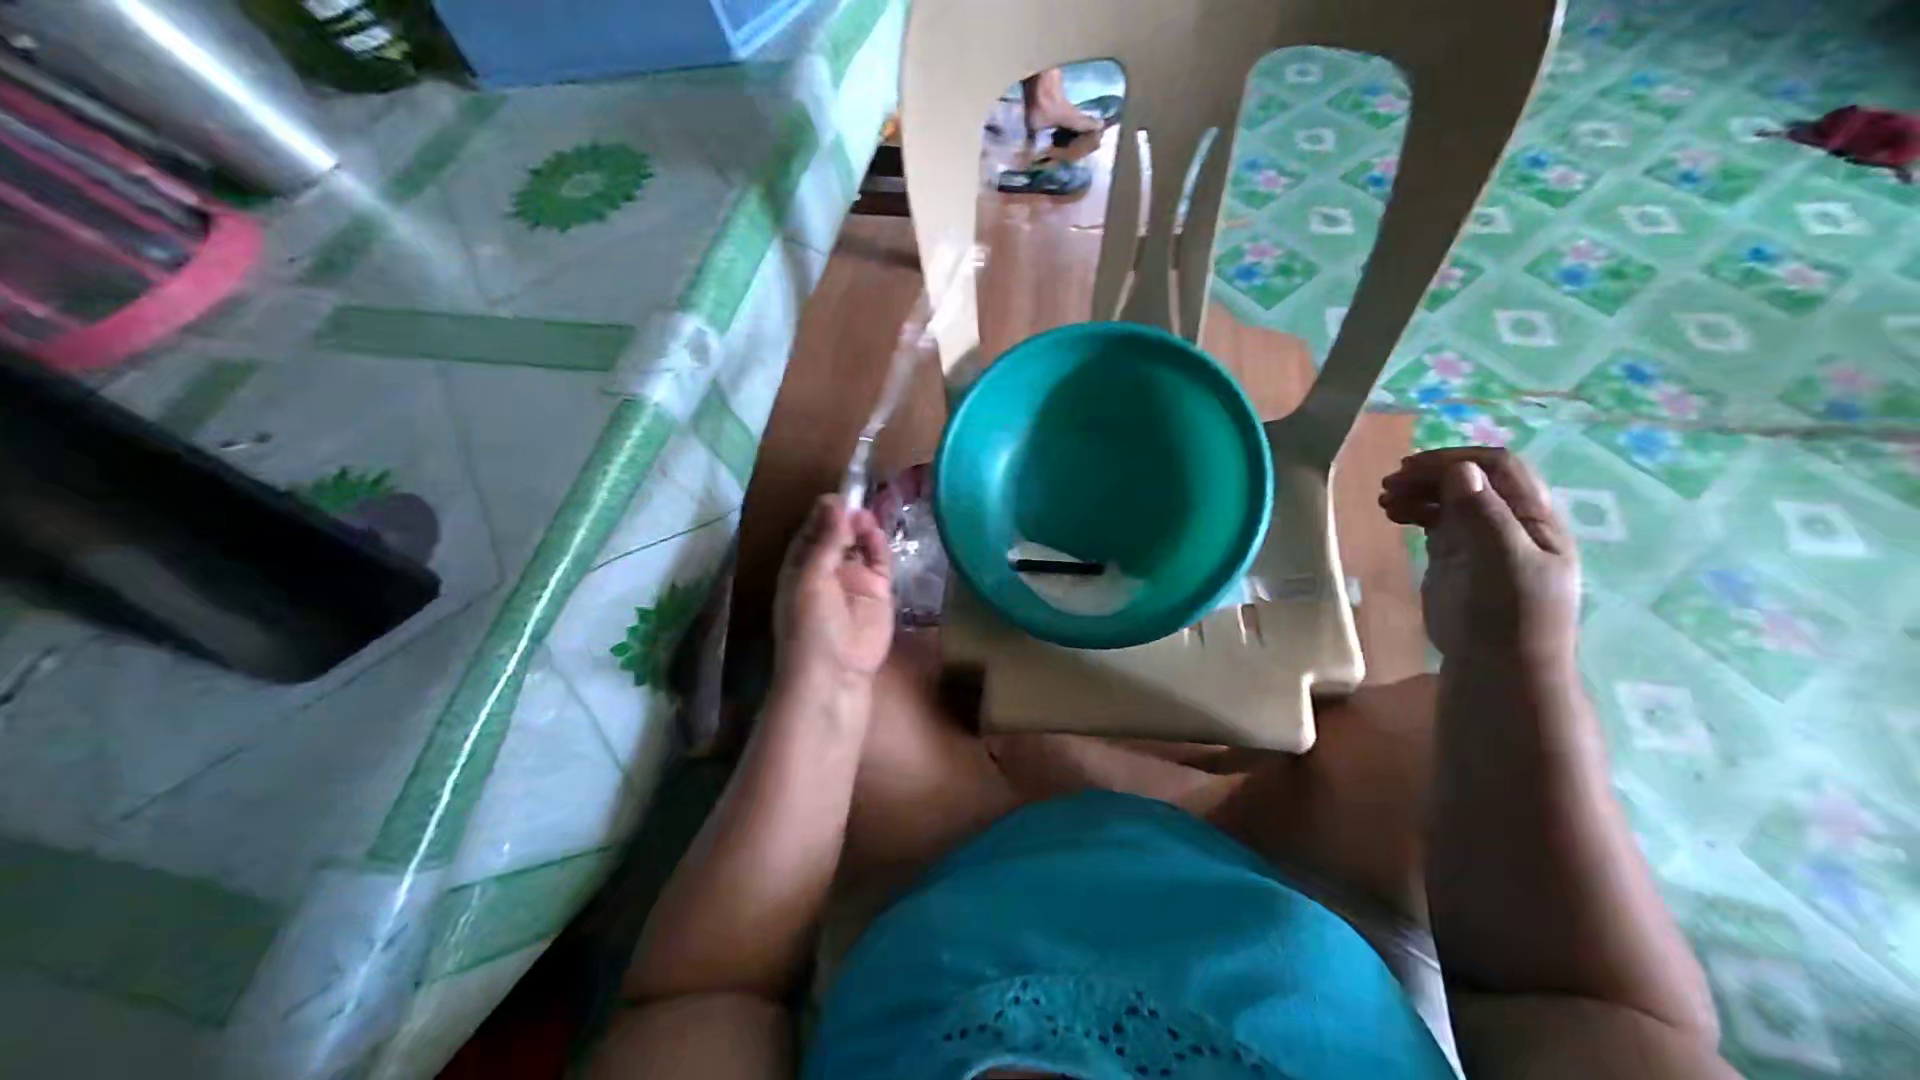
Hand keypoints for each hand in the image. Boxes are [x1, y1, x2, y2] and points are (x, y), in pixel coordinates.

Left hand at [774, 495, 893, 687]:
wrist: (834, 674)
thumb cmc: (810, 626)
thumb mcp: (810, 578)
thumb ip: (826, 541)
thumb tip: (836, 502)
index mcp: (800, 565)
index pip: (813, 529)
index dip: (825, 512)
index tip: (839, 496)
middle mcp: (827, 569)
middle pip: (839, 532)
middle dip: (846, 516)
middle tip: (857, 504)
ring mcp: (854, 579)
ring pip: (861, 543)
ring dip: (863, 527)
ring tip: (867, 519)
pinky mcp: (879, 590)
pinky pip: (880, 560)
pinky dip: (879, 545)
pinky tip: (876, 534)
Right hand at [1379, 448, 1579, 665]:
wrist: (1496, 664)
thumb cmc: (1508, 614)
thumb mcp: (1503, 561)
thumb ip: (1484, 514)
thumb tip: (1460, 469)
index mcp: (1533, 518)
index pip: (1499, 467)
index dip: (1456, 460)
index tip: (1413, 468)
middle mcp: (1508, 521)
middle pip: (1469, 479)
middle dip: (1429, 474)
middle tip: (1390, 483)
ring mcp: (1479, 538)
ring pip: (1448, 497)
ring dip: (1416, 490)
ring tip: (1385, 500)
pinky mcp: (1453, 555)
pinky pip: (1433, 519)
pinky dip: (1412, 510)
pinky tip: (1392, 514)